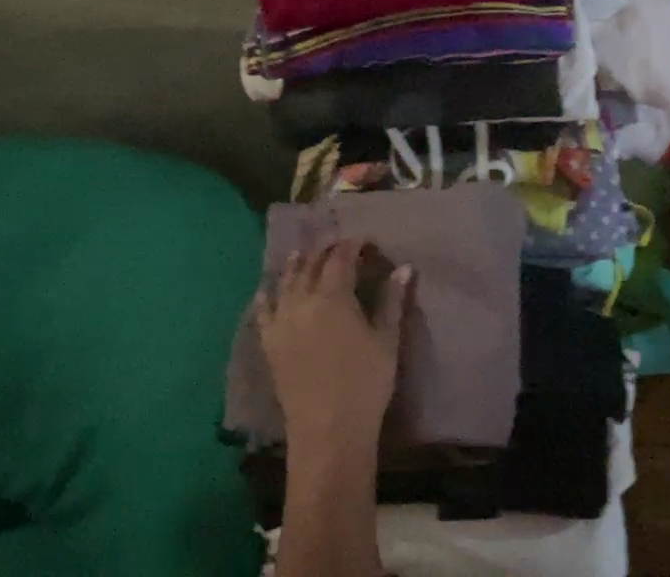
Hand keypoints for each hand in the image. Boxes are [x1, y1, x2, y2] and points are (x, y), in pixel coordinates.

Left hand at [255, 238, 412, 454]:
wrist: (328, 430)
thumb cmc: (366, 383)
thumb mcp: (387, 340)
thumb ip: (392, 300)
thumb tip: (404, 268)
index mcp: (333, 297)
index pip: (340, 258)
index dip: (352, 245)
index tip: (364, 240)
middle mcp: (302, 302)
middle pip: (310, 265)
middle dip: (324, 250)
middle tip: (337, 243)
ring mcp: (281, 323)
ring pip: (285, 283)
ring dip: (295, 265)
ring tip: (300, 253)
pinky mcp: (270, 344)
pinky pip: (264, 311)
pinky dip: (267, 295)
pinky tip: (267, 290)